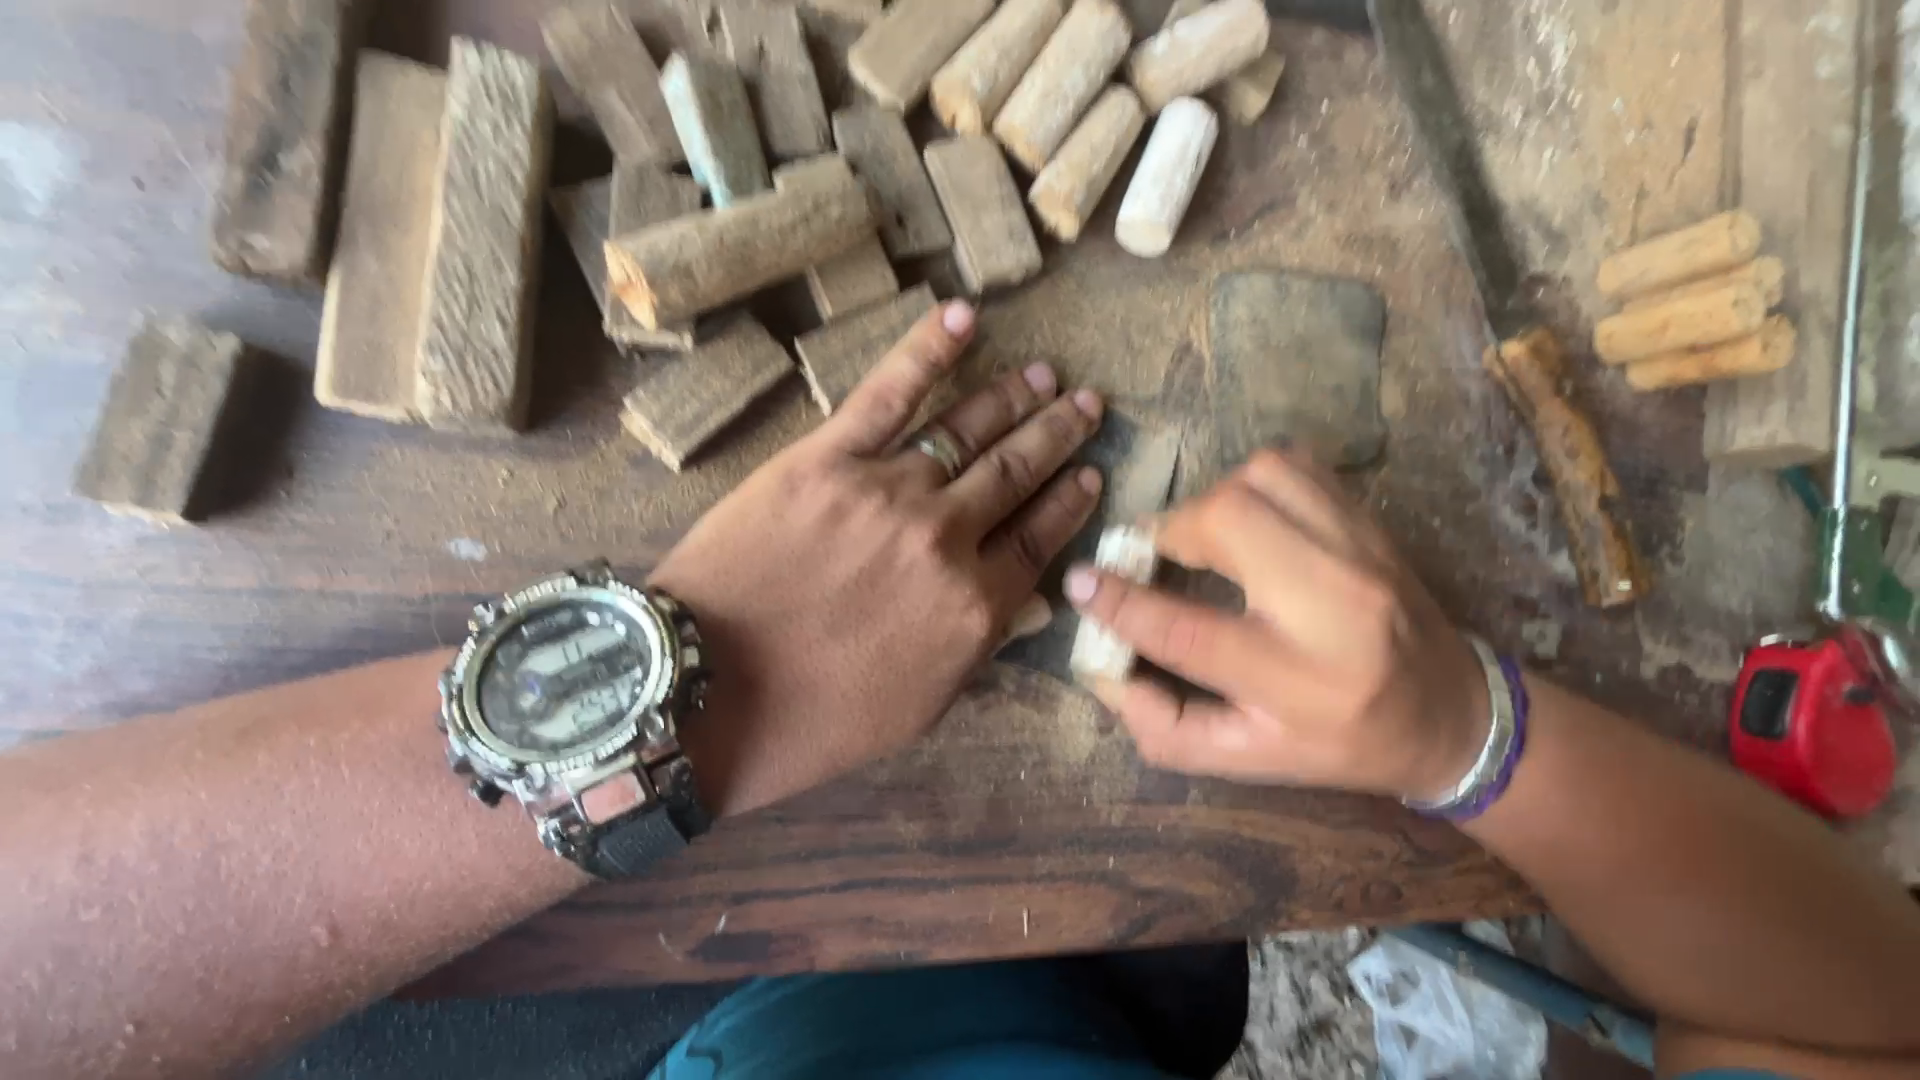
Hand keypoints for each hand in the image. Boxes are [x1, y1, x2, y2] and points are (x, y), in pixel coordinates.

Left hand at [653, 302, 1105, 816]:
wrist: (704, 695)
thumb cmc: (813, 720)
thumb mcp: (920, 706)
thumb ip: (980, 646)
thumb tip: (1028, 599)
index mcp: (975, 606)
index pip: (1040, 538)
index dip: (1070, 502)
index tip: (1091, 473)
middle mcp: (948, 538)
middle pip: (1017, 472)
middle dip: (1058, 434)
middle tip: (1087, 403)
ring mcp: (889, 490)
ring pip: (967, 429)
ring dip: (1012, 396)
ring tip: (1044, 374)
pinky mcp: (827, 459)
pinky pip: (889, 392)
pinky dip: (927, 350)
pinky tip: (961, 317)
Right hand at [1063, 449, 1487, 801]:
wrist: (1449, 711)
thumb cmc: (1337, 742)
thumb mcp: (1247, 761)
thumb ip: (1164, 726)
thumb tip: (1103, 669)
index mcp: (1300, 681)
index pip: (1191, 632)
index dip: (1122, 602)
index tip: (1079, 579)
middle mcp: (1337, 607)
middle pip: (1230, 522)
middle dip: (1172, 530)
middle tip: (1155, 554)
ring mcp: (1361, 551)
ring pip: (1260, 478)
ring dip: (1211, 500)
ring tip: (1203, 539)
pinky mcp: (1369, 519)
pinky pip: (1293, 465)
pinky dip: (1251, 481)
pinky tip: (1247, 518)